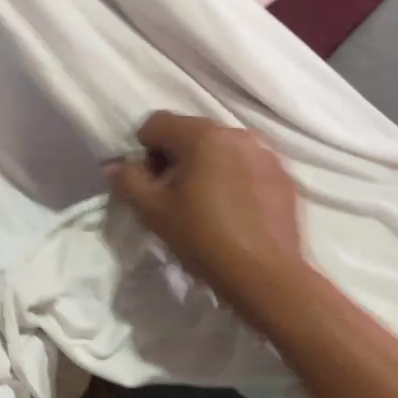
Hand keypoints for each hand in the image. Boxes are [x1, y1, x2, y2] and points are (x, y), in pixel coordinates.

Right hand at [105, 112, 312, 328]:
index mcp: (202, 137)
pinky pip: (247, 165)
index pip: (157, 123)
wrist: (264, 275)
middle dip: (175, 157)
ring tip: (205, 204)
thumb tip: (114, 166)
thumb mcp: (153, 211)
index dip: (144, 150)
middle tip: (173, 196)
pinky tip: (232, 211)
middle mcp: (237, 134)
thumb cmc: (202, 238)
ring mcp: (266, 154)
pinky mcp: (283, 176)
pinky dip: (233, 178)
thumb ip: (128, 181)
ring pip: (221, 148)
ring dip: (205, 166)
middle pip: (191, 132)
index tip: (150, 183)